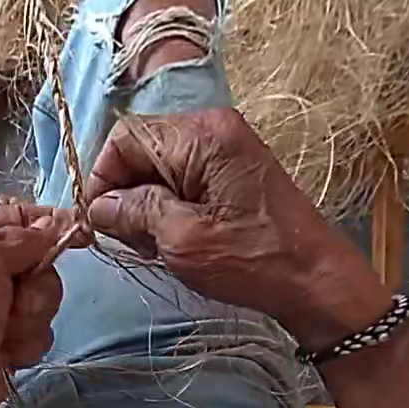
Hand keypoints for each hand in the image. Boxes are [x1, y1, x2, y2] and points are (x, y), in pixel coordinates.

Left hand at [0, 202, 82, 407]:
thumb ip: (21, 237)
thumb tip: (52, 222)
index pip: (22, 220)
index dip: (51, 224)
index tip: (79, 234)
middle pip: (42, 265)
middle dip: (36, 288)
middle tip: (16, 302)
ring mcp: (2, 308)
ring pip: (46, 301)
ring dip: (29, 319)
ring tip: (4, 331)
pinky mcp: (14, 338)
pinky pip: (41, 332)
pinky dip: (25, 343)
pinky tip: (6, 352)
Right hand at [84, 109, 391, 352]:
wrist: (311, 278)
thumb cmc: (249, 260)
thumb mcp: (181, 240)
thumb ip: (135, 213)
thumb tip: (97, 206)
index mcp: (201, 136)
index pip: (125, 138)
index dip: (101, 178)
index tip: (97, 222)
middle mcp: (210, 129)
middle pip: (138, 152)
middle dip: (123, 197)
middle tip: (133, 242)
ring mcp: (220, 149)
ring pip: (153, 171)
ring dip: (142, 209)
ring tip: (157, 246)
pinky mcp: (226, 172)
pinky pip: (175, 182)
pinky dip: (163, 212)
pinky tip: (173, 240)